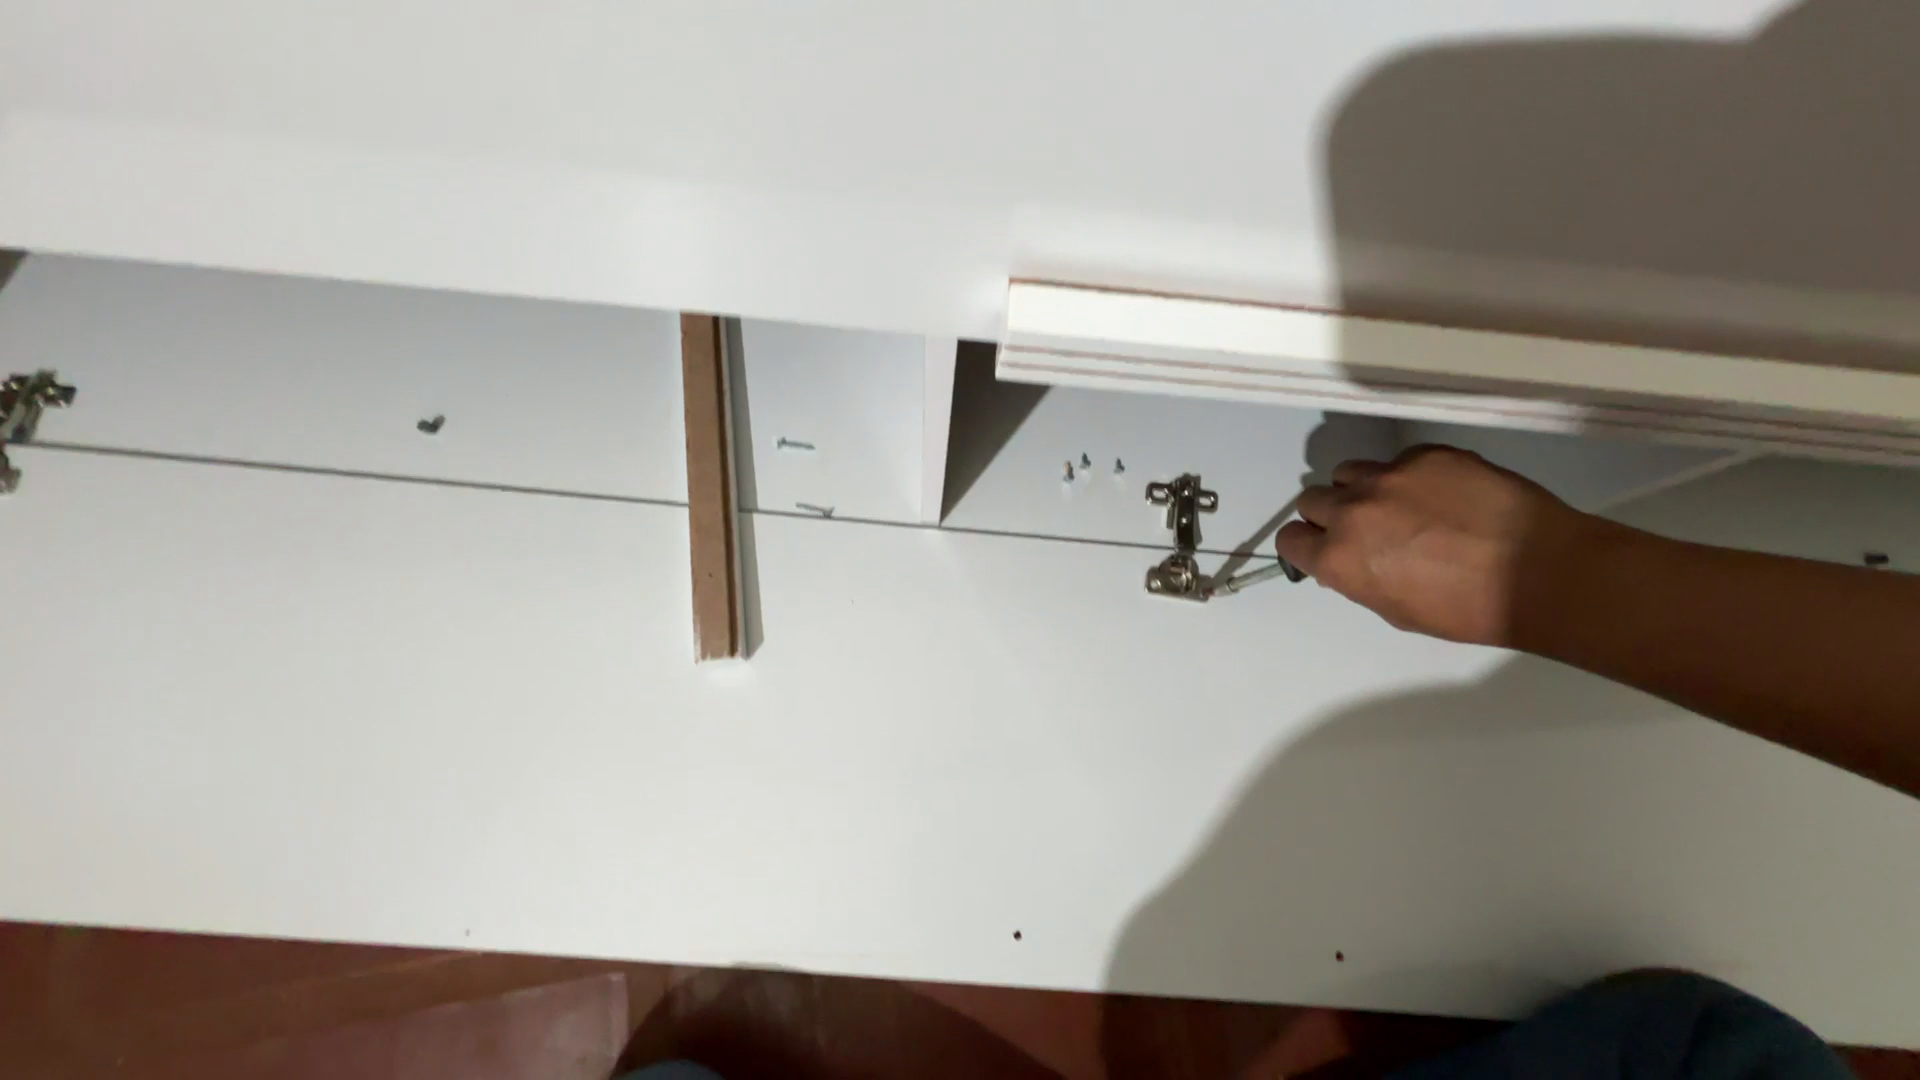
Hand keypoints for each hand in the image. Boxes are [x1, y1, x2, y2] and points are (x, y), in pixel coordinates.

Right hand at [1275, 445, 1604, 646]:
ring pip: (1349, 473)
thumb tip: (1347, 559)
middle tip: (1366, 528)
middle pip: (1311, 499)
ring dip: (1362, 489)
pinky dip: (1409, 476)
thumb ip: (1355, 577)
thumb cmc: (1465, 610)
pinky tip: (1442, 495)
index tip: (1324, 548)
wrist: (1540, 573)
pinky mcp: (1426, 455)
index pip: (1289, 539)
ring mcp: (1388, 477)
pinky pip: (1398, 461)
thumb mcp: (1393, 609)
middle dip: (1331, 514)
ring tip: (1400, 505)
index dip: (1307, 544)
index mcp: (1337, 558)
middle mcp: (1350, 512)